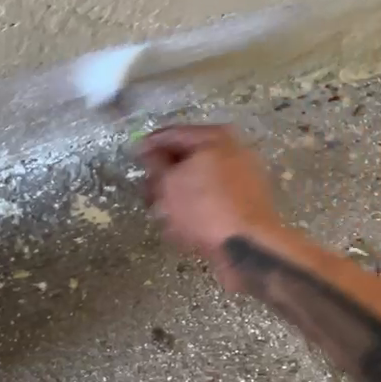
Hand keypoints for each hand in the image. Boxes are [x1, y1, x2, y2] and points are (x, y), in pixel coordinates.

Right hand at [136, 125, 285, 281]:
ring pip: (199, 180)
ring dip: (177, 195)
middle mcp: (233, 150)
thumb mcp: (168, 183)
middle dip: (164, 176)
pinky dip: (196, 207)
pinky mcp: (247, 203)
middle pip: (188, 157)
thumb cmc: (203, 208)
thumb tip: (151, 153)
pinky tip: (182, 226)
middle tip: (147, 193)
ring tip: (162, 214)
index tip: (133, 157)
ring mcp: (243, 177)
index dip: (149, 146)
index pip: (173, 134)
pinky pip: (213, 198)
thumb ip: (156, 164)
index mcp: (215, 137)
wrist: (247, 246)